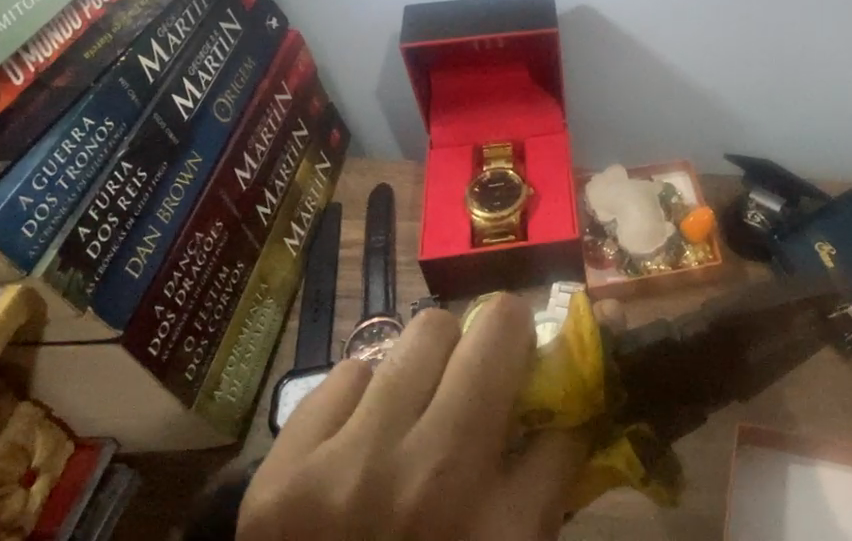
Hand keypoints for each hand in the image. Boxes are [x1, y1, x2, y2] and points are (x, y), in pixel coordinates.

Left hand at [240, 295, 588, 540]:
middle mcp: (431, 483)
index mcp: (501, 528)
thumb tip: (569, 396)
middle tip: (489, 368)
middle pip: (496, 330)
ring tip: (420, 407)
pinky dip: (366, 398)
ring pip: (425, 332)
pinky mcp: (282, 473)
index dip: (563, 385)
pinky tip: (361, 445)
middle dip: (502, 342)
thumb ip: (545, 482)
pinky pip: (350, 374)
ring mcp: (348, 471)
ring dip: (435, 363)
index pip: (567, 406)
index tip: (553, 375)